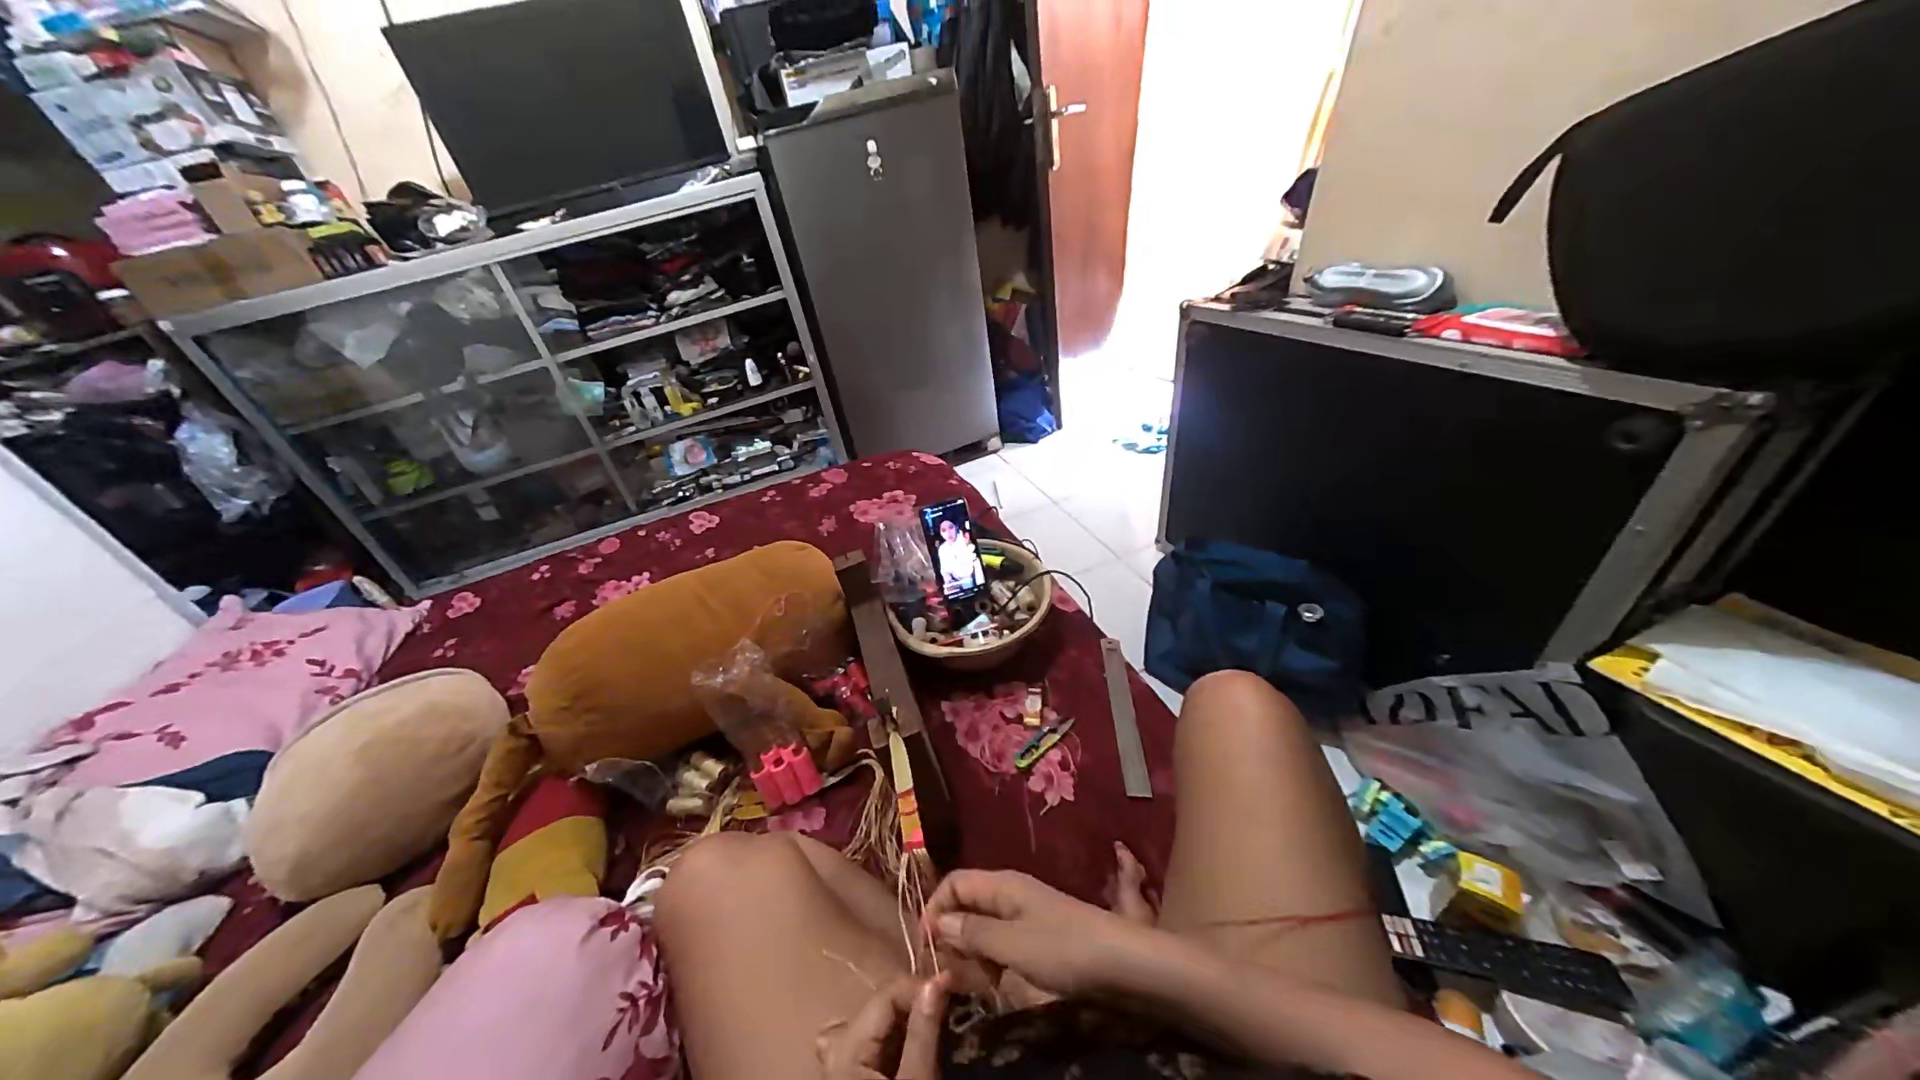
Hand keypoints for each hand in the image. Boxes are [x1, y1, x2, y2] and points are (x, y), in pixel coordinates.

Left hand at [818, 974, 950, 1078]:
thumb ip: (923, 1033)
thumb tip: (938, 980)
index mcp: (846, 1044)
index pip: (887, 994)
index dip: (920, 986)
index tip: (952, 986)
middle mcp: (838, 1044)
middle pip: (885, 1005)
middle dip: (918, 1001)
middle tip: (952, 1002)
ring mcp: (845, 1059)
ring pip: (884, 1021)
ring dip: (914, 1017)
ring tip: (944, 1017)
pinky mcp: (857, 1071)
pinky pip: (882, 1041)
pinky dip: (906, 1035)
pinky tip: (927, 1039)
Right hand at [922, 869, 1157, 998]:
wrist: (1122, 962)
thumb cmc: (1063, 948)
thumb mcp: (1011, 944)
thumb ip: (972, 932)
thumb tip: (939, 922)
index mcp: (1002, 885)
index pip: (955, 882)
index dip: (935, 909)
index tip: (926, 947)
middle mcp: (1011, 893)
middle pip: (967, 905)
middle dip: (954, 936)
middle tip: (952, 973)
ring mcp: (1027, 914)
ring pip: (985, 927)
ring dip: (974, 953)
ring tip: (978, 984)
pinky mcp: (1040, 936)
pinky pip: (1004, 943)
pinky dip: (995, 961)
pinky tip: (1000, 984)